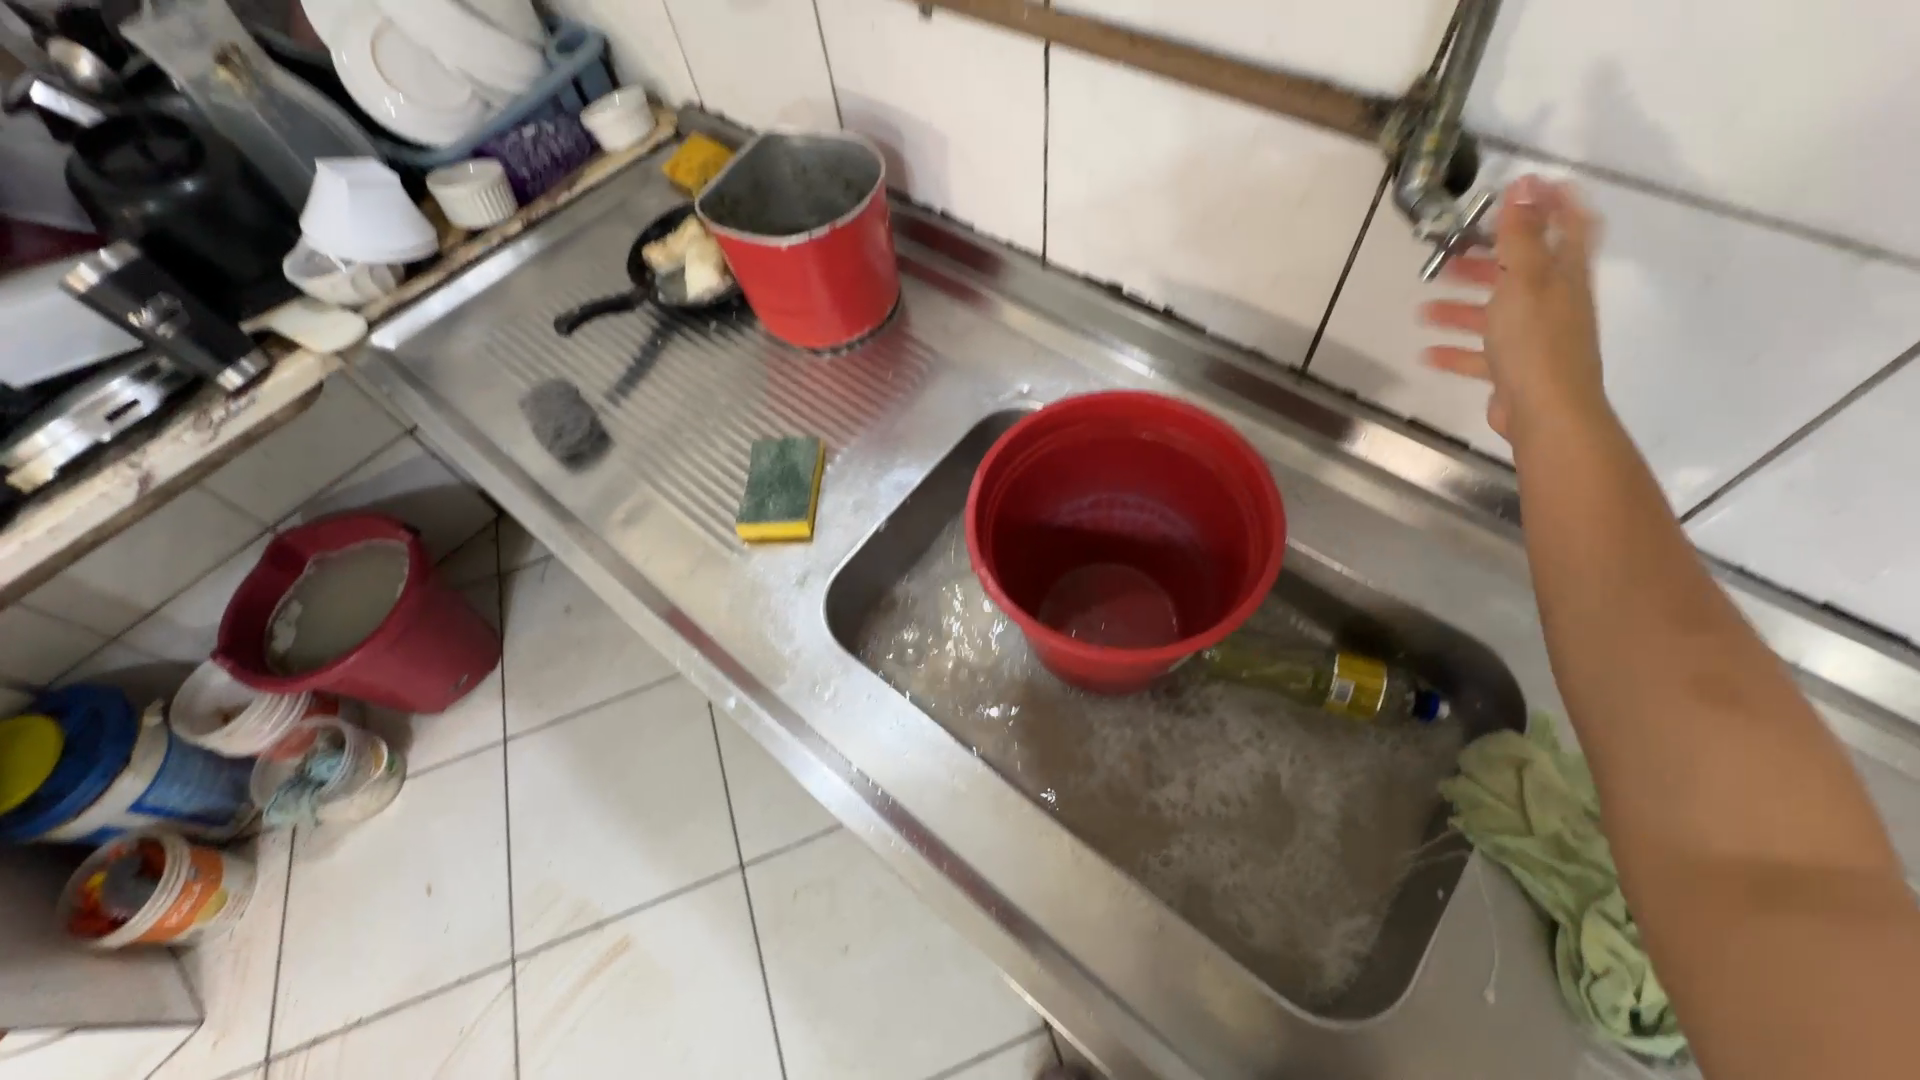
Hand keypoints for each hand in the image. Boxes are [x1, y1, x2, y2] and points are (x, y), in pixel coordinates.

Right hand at [1418, 175, 1608, 440]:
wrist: (1545, 411)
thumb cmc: (1536, 341)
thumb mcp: (1525, 279)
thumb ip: (1522, 234)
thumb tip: (1525, 184)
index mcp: (1564, 274)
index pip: (1570, 225)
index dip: (1555, 202)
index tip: (1528, 185)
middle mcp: (1554, 301)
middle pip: (1523, 269)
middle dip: (1490, 255)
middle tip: (1455, 247)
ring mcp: (1534, 337)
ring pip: (1496, 311)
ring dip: (1461, 304)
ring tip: (1424, 305)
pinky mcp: (1514, 370)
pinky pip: (1480, 354)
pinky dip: (1455, 350)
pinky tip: (1427, 351)